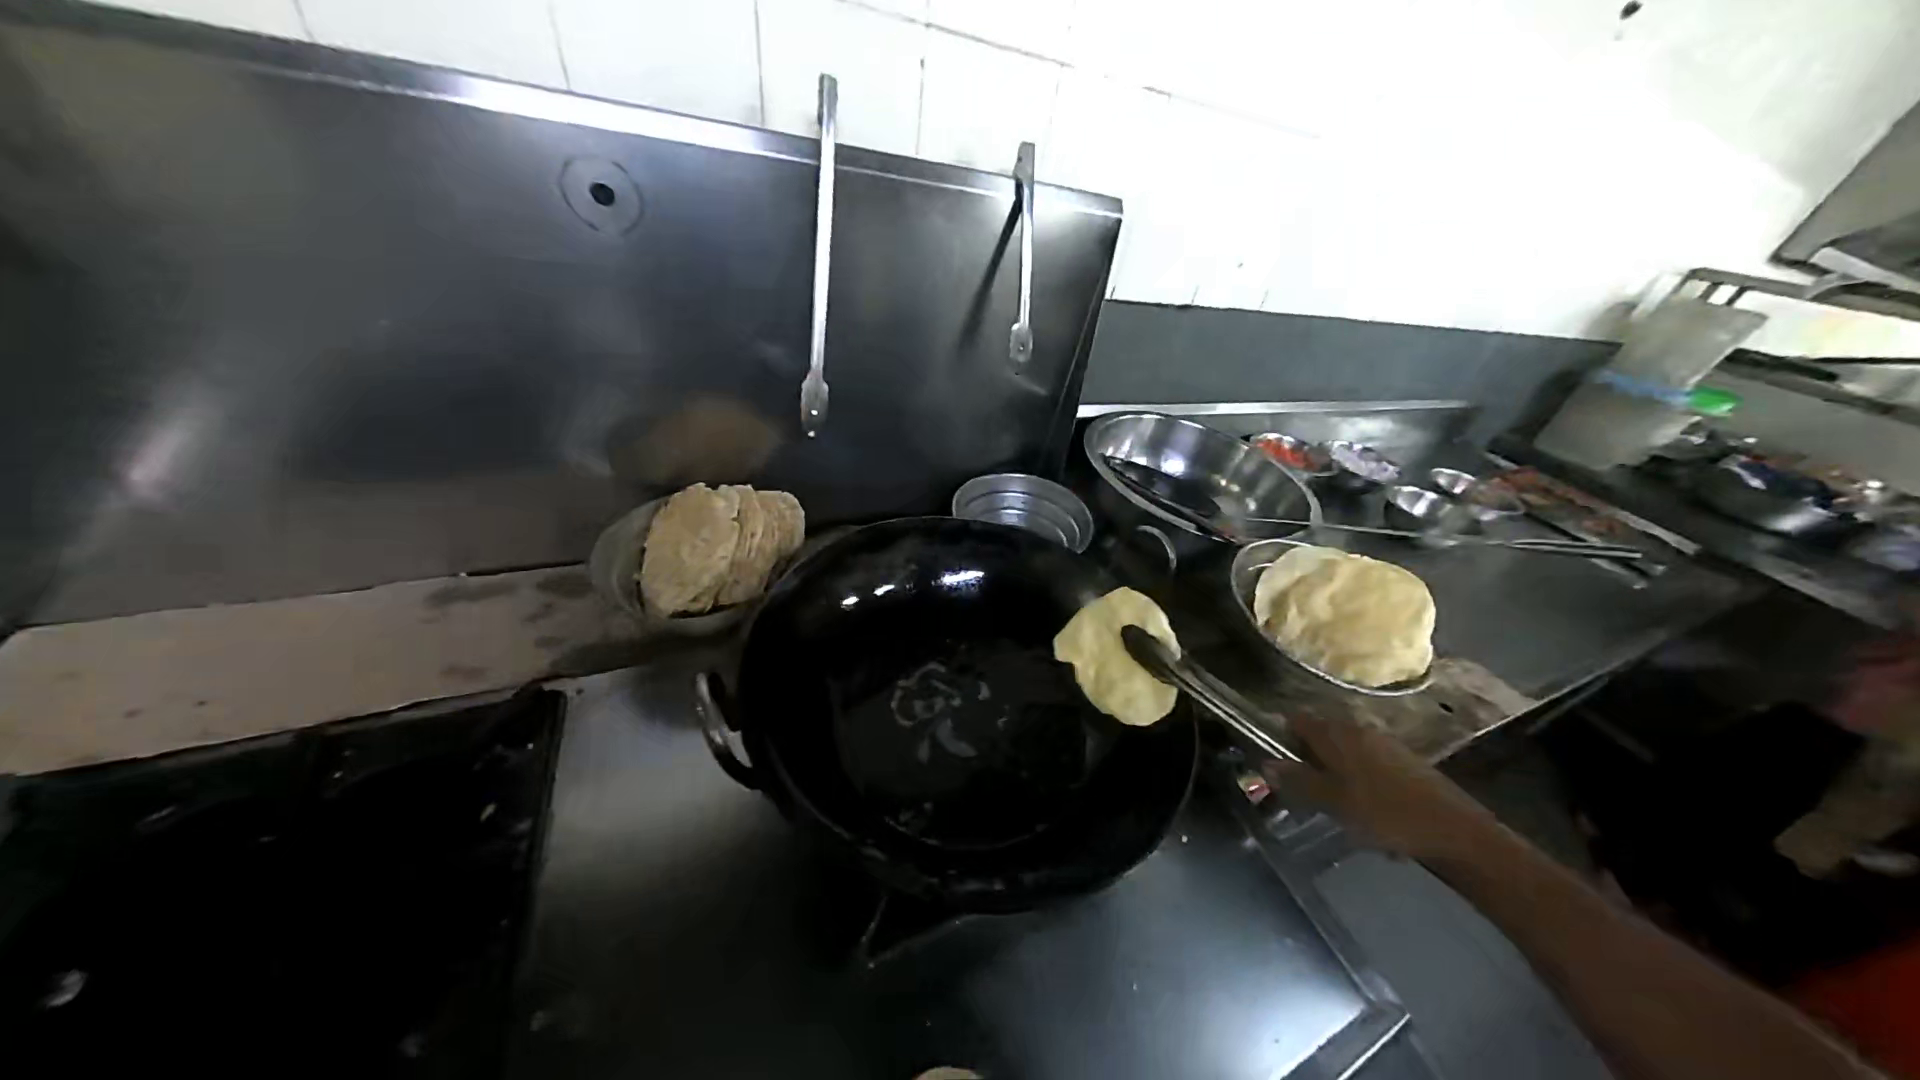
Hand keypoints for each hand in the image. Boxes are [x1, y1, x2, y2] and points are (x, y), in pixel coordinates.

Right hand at [1261, 710, 1497, 860]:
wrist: (1457, 832)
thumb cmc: (1385, 813)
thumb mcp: (1332, 801)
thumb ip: (1297, 780)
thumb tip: (1266, 763)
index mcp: (1336, 732)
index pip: (1295, 719)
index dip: (1281, 737)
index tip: (1277, 764)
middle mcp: (1358, 729)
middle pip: (1320, 735)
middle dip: (1308, 759)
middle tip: (1304, 791)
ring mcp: (1385, 743)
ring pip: (1345, 752)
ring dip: (1335, 773)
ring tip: (1335, 806)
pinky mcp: (1406, 762)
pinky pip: (1368, 765)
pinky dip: (1360, 782)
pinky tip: (1368, 812)